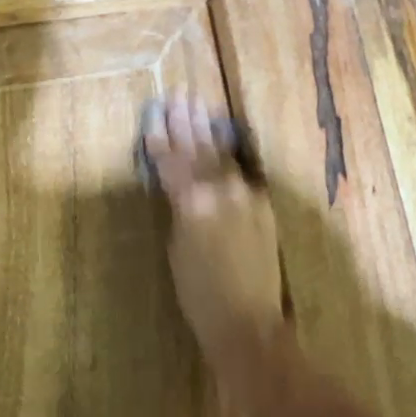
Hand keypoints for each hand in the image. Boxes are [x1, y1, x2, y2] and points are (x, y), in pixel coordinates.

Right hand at [144, 94, 287, 377]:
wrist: (249, 322)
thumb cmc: (199, 296)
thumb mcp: (177, 248)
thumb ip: (180, 210)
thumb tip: (179, 189)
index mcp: (191, 201)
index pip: (169, 160)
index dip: (159, 136)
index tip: (153, 112)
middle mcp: (220, 189)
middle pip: (197, 148)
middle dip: (185, 122)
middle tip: (178, 94)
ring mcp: (246, 194)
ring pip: (221, 155)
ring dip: (207, 130)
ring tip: (196, 106)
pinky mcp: (263, 205)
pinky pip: (240, 171)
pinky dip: (228, 153)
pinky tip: (222, 138)